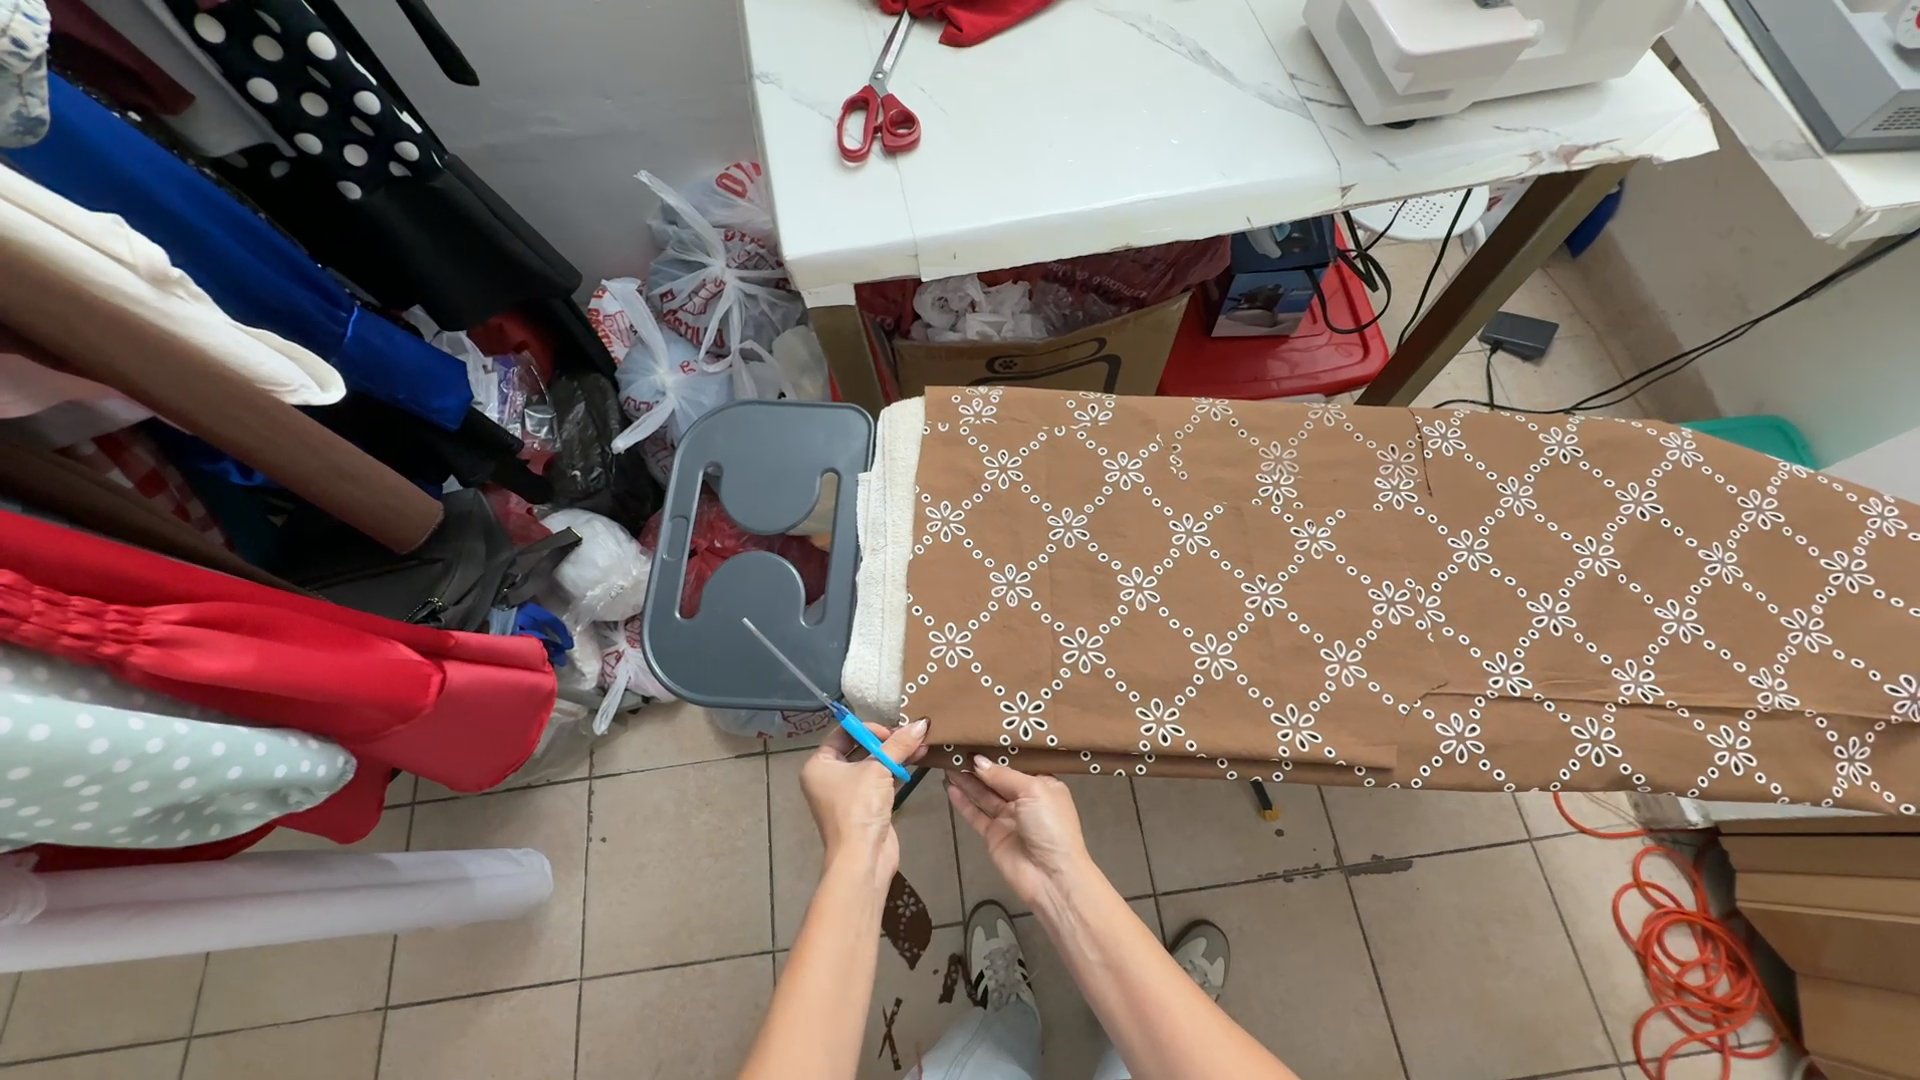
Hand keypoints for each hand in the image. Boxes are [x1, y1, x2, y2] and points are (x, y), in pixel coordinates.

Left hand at [799, 718, 928, 885]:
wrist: (862, 858)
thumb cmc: (858, 808)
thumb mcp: (878, 769)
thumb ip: (899, 745)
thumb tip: (922, 723)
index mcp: (819, 765)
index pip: (842, 734)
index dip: (867, 728)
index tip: (891, 730)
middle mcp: (830, 778)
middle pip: (860, 748)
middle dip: (886, 740)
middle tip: (909, 733)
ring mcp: (848, 794)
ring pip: (873, 765)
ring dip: (896, 754)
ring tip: (921, 742)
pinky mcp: (866, 807)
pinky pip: (882, 781)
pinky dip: (897, 771)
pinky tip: (918, 758)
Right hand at [946, 756, 1092, 907]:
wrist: (1051, 877)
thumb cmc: (1051, 826)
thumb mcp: (1033, 790)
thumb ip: (1003, 775)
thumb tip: (978, 761)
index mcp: (1043, 784)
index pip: (1018, 763)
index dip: (999, 751)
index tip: (979, 735)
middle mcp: (1025, 799)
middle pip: (997, 778)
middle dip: (979, 764)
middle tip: (957, 746)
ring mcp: (1008, 818)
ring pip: (983, 794)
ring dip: (967, 779)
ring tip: (948, 760)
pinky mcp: (993, 834)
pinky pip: (975, 813)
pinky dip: (962, 801)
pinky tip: (949, 786)